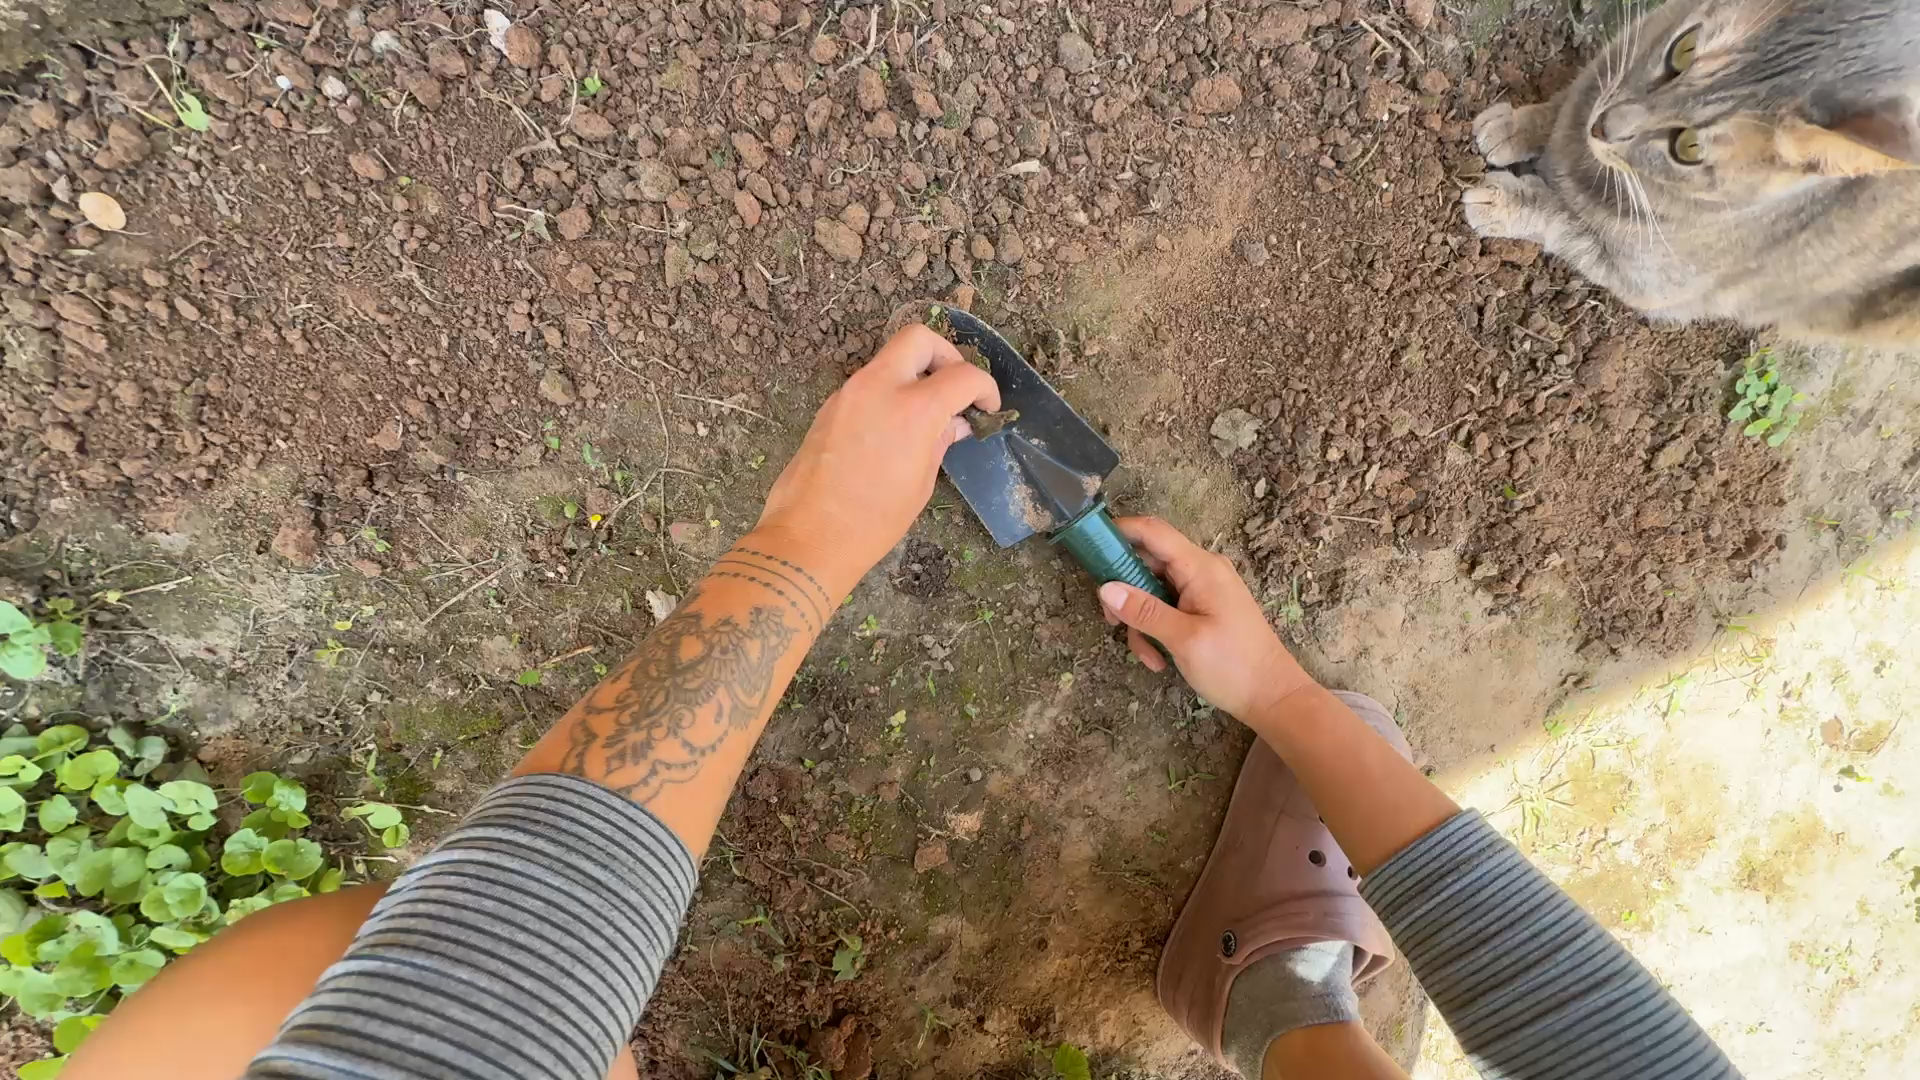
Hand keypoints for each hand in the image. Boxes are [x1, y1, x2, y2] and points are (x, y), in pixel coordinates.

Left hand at [757, 324, 999, 597]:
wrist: (810, 536)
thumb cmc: (874, 521)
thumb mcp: (921, 483)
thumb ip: (940, 442)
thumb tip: (954, 424)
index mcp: (913, 410)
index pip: (962, 376)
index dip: (985, 387)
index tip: (987, 407)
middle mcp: (879, 387)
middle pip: (918, 338)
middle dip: (946, 354)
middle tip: (955, 387)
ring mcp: (849, 392)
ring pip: (889, 358)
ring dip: (915, 373)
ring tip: (927, 413)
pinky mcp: (830, 406)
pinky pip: (869, 383)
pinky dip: (890, 391)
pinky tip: (895, 428)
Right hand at [1096, 516, 1316, 721]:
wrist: (1274, 698)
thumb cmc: (1234, 666)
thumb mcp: (1183, 639)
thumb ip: (1143, 611)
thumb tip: (1105, 588)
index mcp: (1200, 568)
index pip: (1153, 532)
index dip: (1119, 531)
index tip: (1089, 546)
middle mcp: (1201, 571)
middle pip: (1147, 564)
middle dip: (1125, 594)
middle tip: (1111, 622)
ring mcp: (1202, 590)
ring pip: (1152, 592)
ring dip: (1141, 623)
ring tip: (1149, 656)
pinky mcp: (1202, 609)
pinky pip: (1166, 608)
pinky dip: (1157, 631)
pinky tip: (1161, 659)